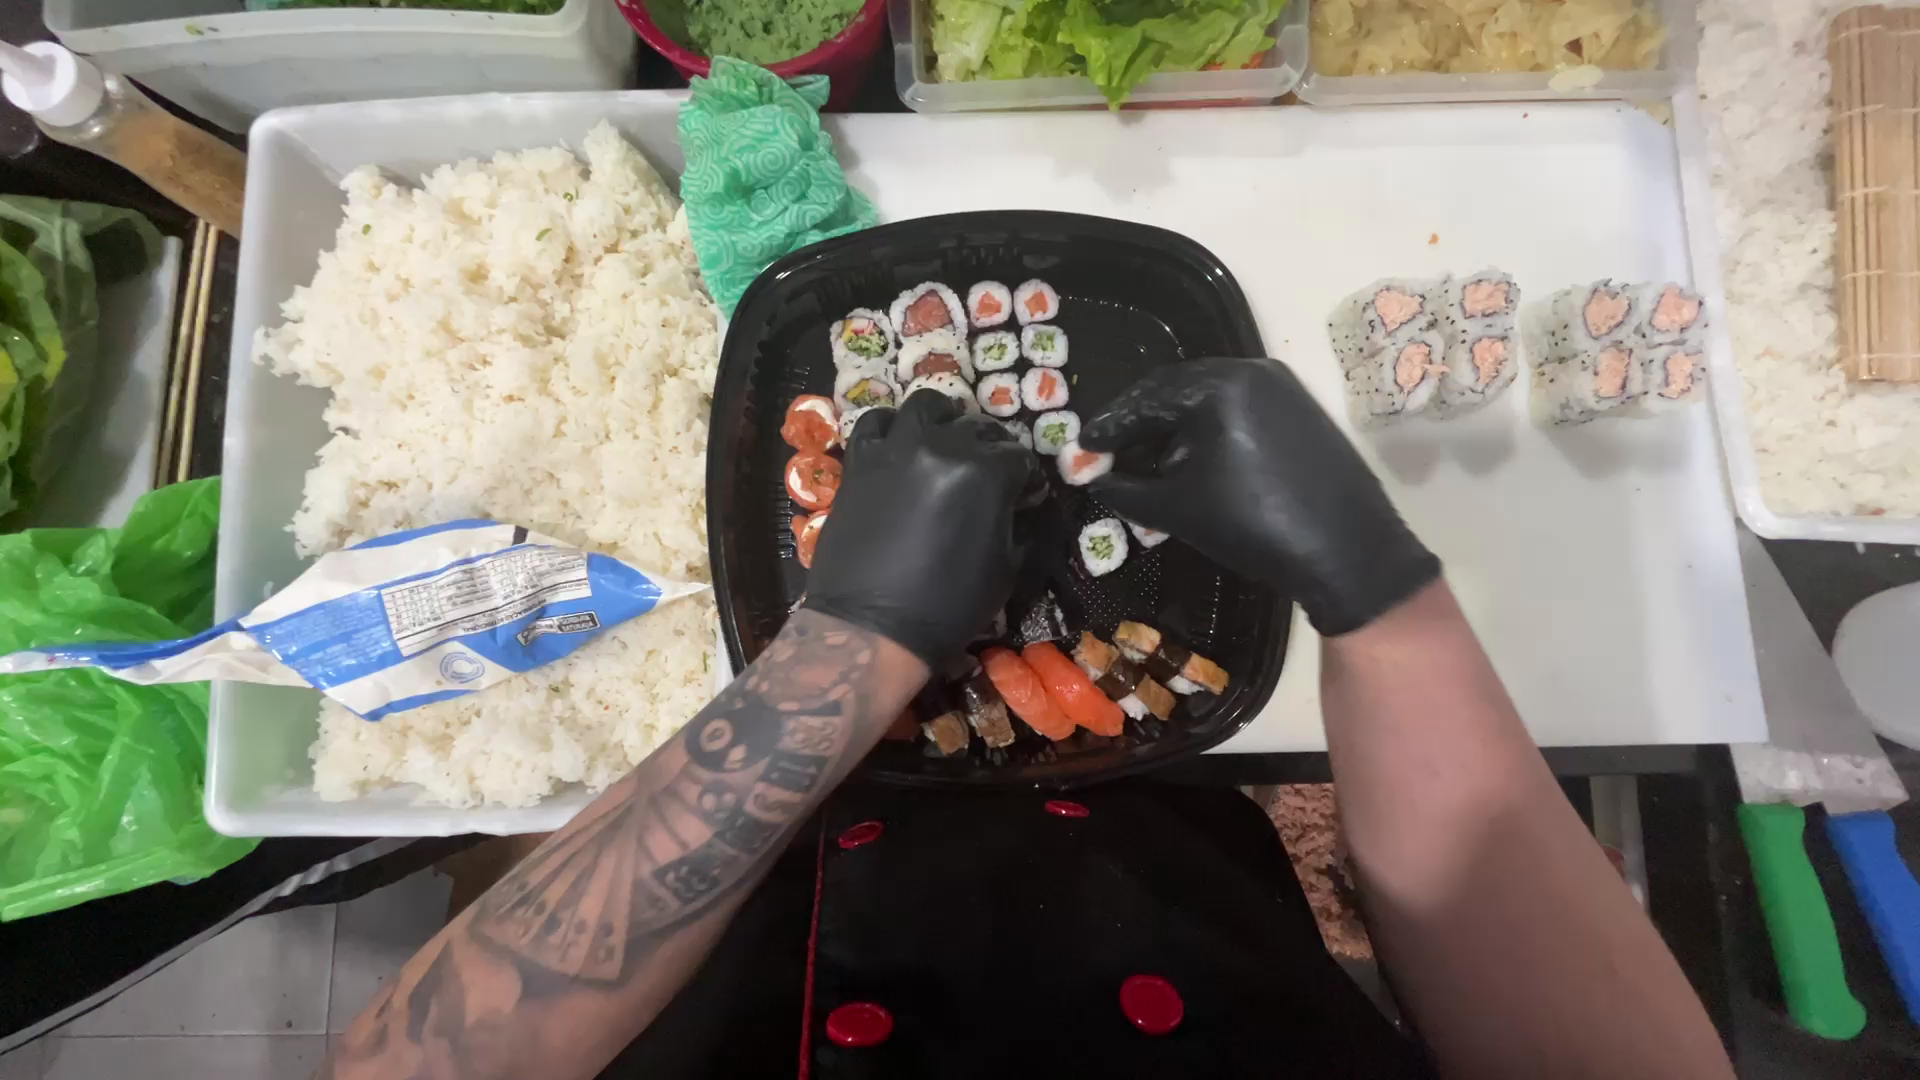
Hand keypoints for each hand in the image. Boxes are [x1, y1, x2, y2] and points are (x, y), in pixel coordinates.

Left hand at [803, 389, 1036, 664]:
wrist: (872, 628)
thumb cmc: (948, 606)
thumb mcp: (1006, 569)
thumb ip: (1018, 523)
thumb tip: (1022, 502)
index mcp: (985, 473)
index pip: (1019, 457)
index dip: (1027, 478)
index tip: (1025, 495)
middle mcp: (942, 447)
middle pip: (977, 428)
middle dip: (991, 448)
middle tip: (989, 473)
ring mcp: (896, 448)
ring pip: (926, 406)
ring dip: (944, 419)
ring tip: (945, 439)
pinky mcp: (860, 461)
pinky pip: (875, 423)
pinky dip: (892, 427)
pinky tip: (900, 443)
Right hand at [1081, 357, 1439, 635]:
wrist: (1347, 550)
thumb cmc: (1253, 525)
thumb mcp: (1177, 510)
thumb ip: (1127, 490)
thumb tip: (1098, 481)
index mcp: (1218, 387)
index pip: (1146, 400)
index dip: (1110, 426)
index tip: (1083, 445)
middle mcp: (1251, 372)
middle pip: (1176, 389)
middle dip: (1140, 421)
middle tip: (1110, 446)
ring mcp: (1281, 387)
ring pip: (1208, 396)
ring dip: (1173, 424)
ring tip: (1149, 457)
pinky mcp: (1299, 408)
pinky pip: (1238, 406)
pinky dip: (1207, 427)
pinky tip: (1194, 457)